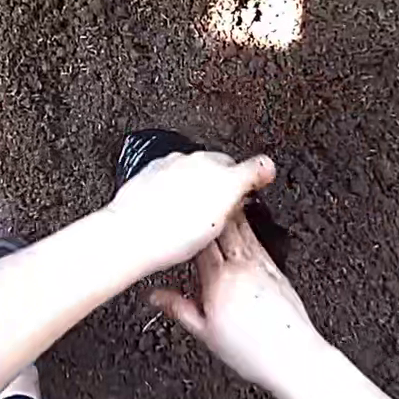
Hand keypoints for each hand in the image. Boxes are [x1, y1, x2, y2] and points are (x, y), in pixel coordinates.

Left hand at [105, 151, 275, 269]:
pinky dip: (172, 197)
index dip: (247, 181)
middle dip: (220, 184)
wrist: (130, 236)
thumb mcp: (226, 205)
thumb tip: (267, 165)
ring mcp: (163, 170)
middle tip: (223, 211)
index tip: (248, 193)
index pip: (239, 164)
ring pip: (188, 177)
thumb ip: (249, 177)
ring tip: (194, 218)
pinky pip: (165, 187)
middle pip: (213, 169)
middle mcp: (186, 161)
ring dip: (195, 189)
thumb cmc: (174, 229)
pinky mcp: (144, 182)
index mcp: (210, 163)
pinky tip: (172, 215)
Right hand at [149, 211, 327, 391]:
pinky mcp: (275, 269)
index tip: (179, 210)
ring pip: (242, 229)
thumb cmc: (252, 351)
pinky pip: (257, 239)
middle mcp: (240, 267)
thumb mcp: (206, 333)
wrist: (294, 357)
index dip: (189, 223)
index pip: (199, 243)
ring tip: (220, 194)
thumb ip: (180, 309)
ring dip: (231, 211)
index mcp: (219, 281)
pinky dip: (248, 226)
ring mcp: (260, 265)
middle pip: (223, 229)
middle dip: (211, 209)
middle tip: (200, 190)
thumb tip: (156, 296)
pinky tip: (244, 219)